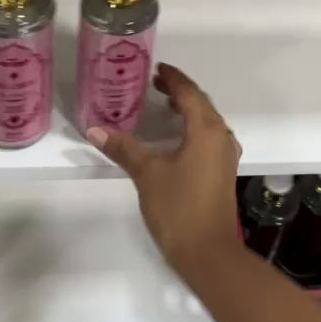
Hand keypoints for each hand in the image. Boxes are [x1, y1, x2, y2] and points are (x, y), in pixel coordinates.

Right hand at [88, 63, 242, 278]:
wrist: (208, 252)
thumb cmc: (178, 207)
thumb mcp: (147, 174)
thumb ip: (123, 148)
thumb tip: (95, 129)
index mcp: (206, 129)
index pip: (190, 93)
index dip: (174, 78)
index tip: (158, 68)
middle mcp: (222, 137)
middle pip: (202, 104)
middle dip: (180, 92)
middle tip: (155, 84)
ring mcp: (225, 156)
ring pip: (207, 121)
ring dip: (188, 110)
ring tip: (164, 105)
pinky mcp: (223, 172)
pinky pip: (209, 138)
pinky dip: (193, 128)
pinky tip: (177, 139)